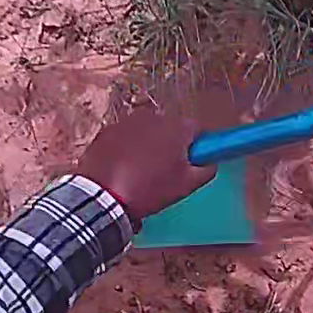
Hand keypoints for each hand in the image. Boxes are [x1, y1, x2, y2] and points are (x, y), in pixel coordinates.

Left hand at [77, 108, 215, 224]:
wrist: (102, 196)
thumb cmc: (150, 189)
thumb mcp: (187, 185)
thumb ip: (206, 169)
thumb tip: (210, 162)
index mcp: (176, 127)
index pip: (197, 130)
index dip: (198, 146)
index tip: (193, 162)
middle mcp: (152, 117)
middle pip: (170, 130)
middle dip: (171, 146)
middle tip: (166, 172)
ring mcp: (126, 122)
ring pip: (146, 133)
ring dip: (148, 147)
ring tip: (141, 174)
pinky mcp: (106, 132)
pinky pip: (124, 138)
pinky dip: (126, 149)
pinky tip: (122, 170)